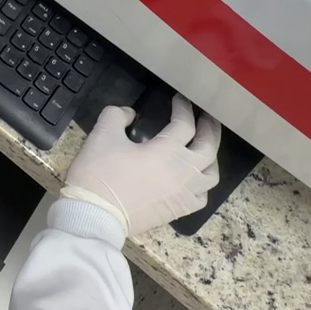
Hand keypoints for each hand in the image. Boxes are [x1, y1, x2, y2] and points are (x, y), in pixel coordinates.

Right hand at [62, 95, 221, 236]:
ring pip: (212, 173)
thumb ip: (116, 116)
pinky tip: (193, 178)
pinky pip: (203, 195)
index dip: (184, 108)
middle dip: (210, 129)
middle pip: (209, 147)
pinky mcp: (181, 209)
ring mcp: (186, 193)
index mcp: (167, 150)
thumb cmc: (100, 171)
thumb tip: (129, 113)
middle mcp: (185, 171)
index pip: (185, 124)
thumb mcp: (102, 135)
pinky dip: (202, 183)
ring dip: (211, 156)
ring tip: (203, 147)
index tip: (180, 99)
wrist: (98, 210)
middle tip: (207, 118)